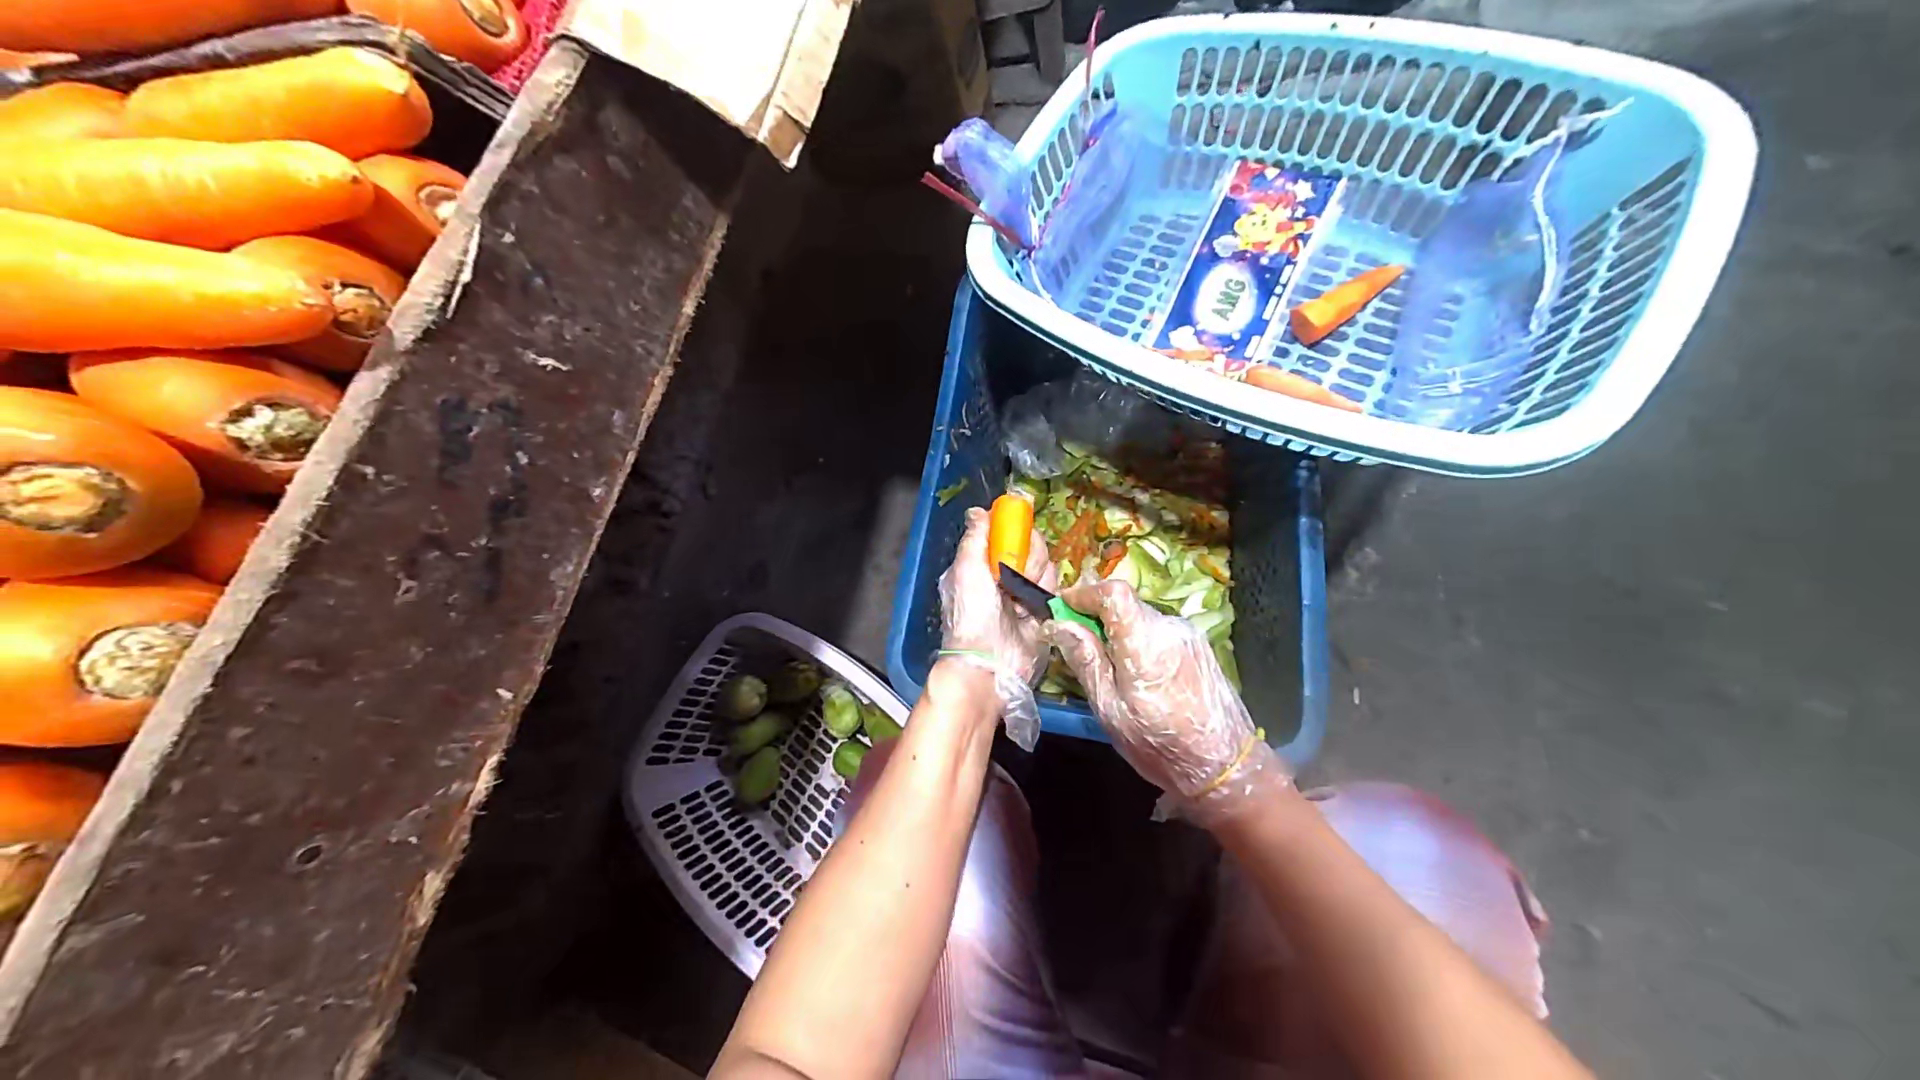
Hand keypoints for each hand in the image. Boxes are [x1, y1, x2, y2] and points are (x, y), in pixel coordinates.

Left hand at [937, 506, 1054, 747]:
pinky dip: (1046, 592)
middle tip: (1014, 572)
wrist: (991, 663)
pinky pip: (1054, 586)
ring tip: (1020, 597)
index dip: (1011, 530)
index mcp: (978, 566)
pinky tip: (1033, 606)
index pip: (1002, 534)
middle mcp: (1001, 577)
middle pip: (1028, 545)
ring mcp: (1023, 594)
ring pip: (1044, 563)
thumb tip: (978, 510)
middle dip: (1026, 554)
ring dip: (1035, 575)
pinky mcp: (1043, 610)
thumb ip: (975, 537)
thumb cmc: (972, 614)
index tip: (1015, 531)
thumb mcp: (965, 569)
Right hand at [1043, 578, 1288, 819]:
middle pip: (1125, 603)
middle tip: (1076, 642)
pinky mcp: (1198, 645)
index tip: (1063, 608)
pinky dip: (1137, 639)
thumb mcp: (1110, 710)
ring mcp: (1188, 635)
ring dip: (1117, 629)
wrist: (1225, 767)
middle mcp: (1170, 629)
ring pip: (1140, 616)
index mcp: (1146, 645)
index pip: (1114, 593)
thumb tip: (1057, 625)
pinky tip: (1134, 671)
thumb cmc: (1160, 746)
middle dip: (1096, 615)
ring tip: (1106, 664)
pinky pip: (1157, 629)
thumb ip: (1086, 661)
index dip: (1084, 593)